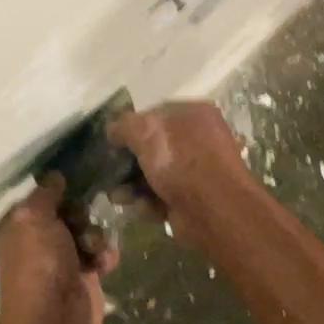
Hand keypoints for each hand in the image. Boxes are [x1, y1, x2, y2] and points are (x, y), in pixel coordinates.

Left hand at [0, 174, 114, 323]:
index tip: (73, 182)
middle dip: (80, 214)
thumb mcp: (34, 217)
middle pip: (66, 212)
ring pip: (86, 231)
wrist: (55, 318)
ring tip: (93, 249)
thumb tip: (54, 175)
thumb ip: (45, 193)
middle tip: (81, 221)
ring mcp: (59, 261)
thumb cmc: (38, 263)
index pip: (36, 199)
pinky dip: (104, 256)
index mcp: (13, 228)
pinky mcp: (83, 276)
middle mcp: (34, 243)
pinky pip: (99, 253)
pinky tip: (104, 263)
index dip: (55, 191)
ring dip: (95, 236)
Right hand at [108, 101, 254, 237]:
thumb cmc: (181, 162)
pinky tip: (138, 207)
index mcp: (194, 114)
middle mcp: (197, 140)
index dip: (129, 126)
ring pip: (153, 174)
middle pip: (151, 147)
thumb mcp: (146, 132)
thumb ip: (124, 126)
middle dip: (127, 161)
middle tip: (108, 172)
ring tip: (117, 195)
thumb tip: (112, 130)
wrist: (214, 211)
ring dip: (131, 185)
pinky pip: (161, 196)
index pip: (154, 113)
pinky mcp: (190, 199)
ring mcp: (195, 171)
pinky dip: (147, 202)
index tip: (110, 142)